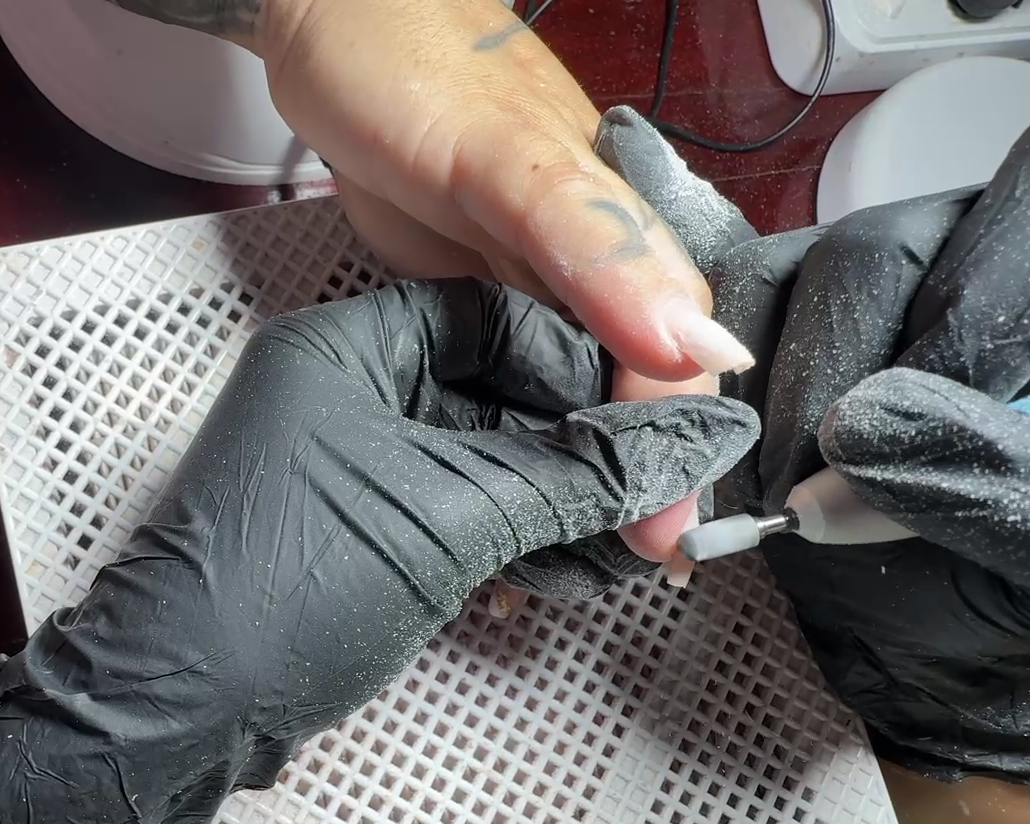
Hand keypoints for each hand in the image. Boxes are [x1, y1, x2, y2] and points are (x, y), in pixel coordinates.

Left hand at [0, 280, 756, 823]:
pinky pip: (453, 514)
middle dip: (578, 463)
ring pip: (481, 466)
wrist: (188, 703)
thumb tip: (703, 441)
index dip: (585, 371)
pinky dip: (505, 545)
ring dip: (553, 514)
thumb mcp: (450, 517)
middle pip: (495, 399)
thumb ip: (580, 474)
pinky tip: (555, 586)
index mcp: (348, 345)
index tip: (661, 427)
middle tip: (656, 516)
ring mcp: (351, 463)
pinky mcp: (358, 527)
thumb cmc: (300, 583)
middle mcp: (347, 389)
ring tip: (621, 566)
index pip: (497, 319)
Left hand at [248, 0, 756, 557]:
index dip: (667, 452)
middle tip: (617, 565)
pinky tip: (501, 481)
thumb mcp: (505, 160)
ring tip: (561, 550)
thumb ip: (594, 244)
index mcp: (619, 238)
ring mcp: (522, 291)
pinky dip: (506, 436)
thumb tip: (695, 343)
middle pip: (622, 392)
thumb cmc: (416, 75)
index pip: (668, 362)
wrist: (335, 39)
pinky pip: (503, 383)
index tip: (662, 540)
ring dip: (567, 469)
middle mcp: (582, 273)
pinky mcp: (470, 302)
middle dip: (624, 478)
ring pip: (564, 397)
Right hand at [712, 88, 1029, 785]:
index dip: (993, 286)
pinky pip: (700, 327)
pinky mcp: (758, 327)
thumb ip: (1018, 496)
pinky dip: (694, 400)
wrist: (926, 628)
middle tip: (809, 492)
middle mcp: (971, 249)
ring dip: (752, 398)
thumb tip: (865, 430)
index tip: (917, 423)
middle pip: (880, 239)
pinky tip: (723, 466)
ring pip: (771, 277)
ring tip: (771, 494)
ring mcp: (849, 288)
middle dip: (825, 379)